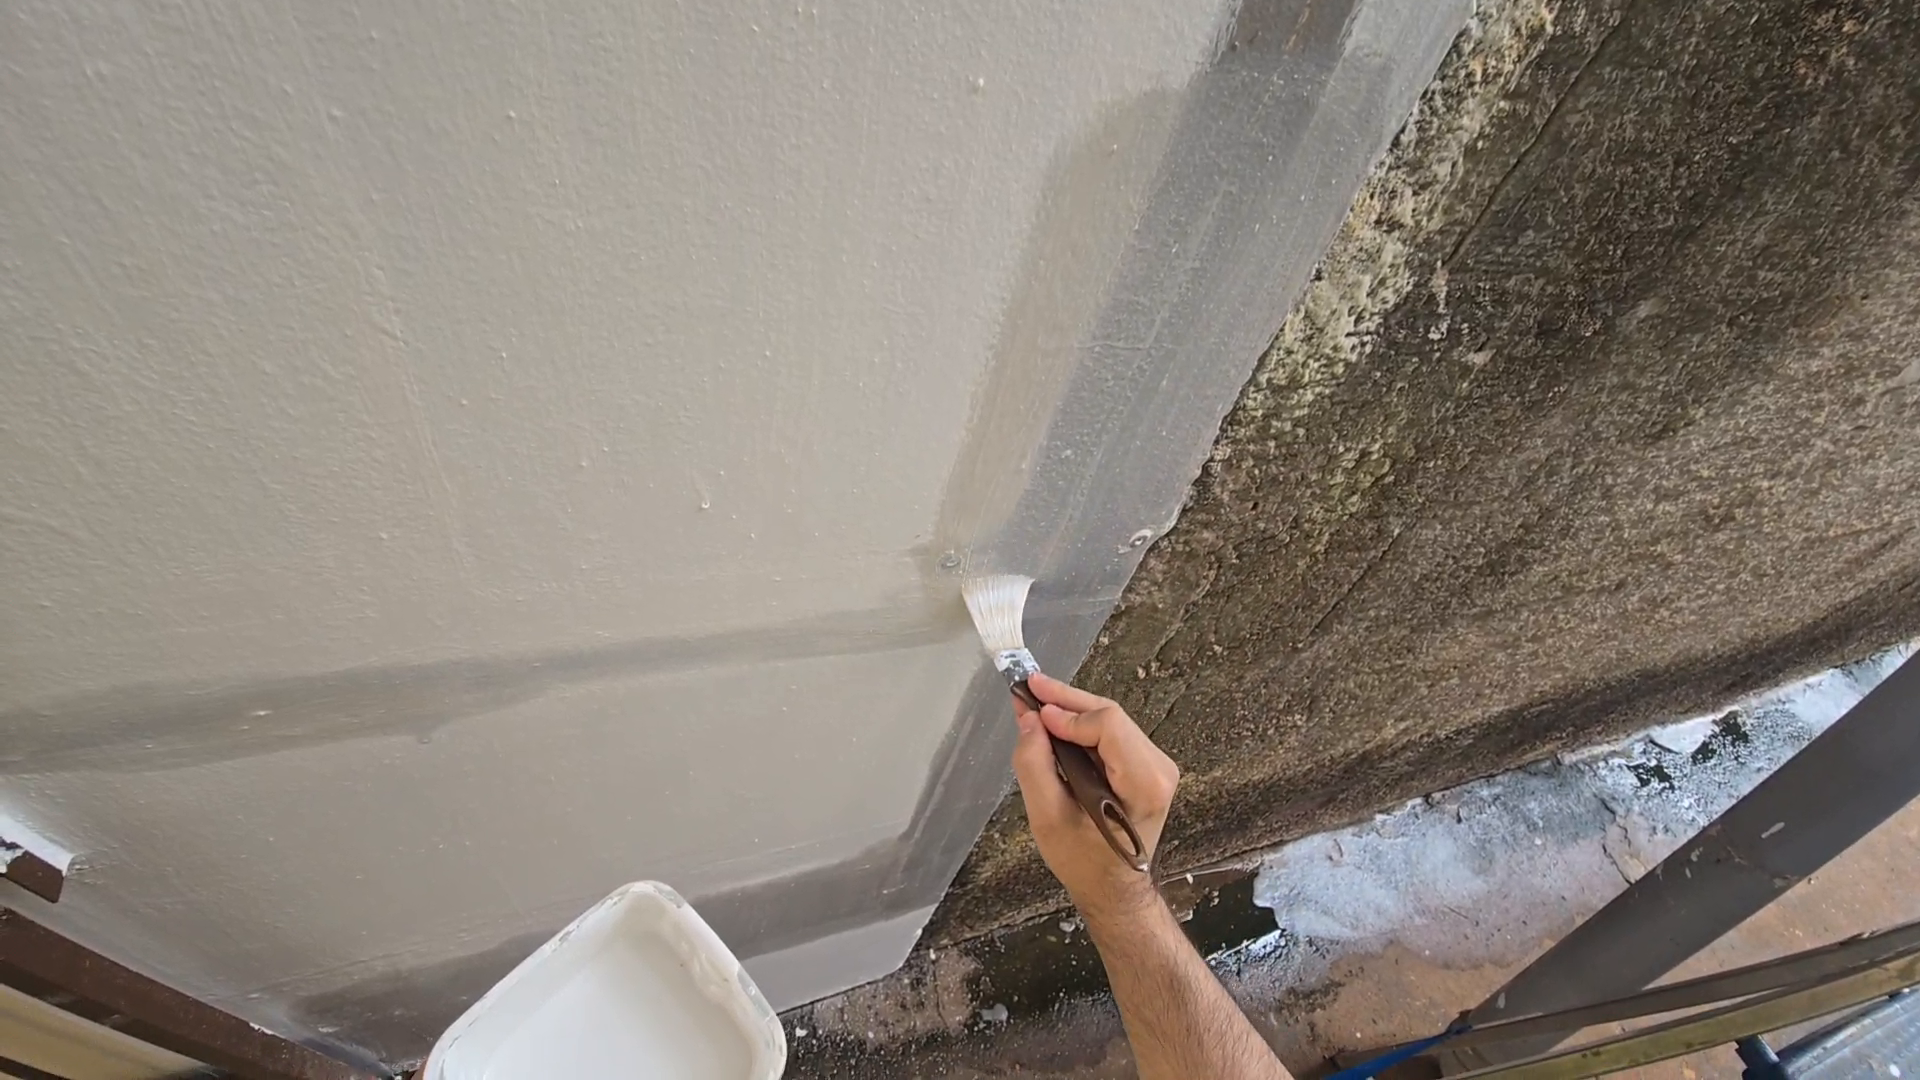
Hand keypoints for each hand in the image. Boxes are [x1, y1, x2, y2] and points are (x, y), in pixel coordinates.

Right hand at [1010, 672, 1178, 920]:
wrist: (1112, 889)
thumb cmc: (1082, 861)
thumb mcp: (1048, 819)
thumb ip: (1035, 766)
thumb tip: (1028, 718)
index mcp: (1144, 785)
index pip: (1108, 726)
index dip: (1069, 714)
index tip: (1033, 712)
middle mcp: (1158, 768)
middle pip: (1109, 715)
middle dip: (1065, 699)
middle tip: (1027, 685)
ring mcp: (1154, 764)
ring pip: (1108, 718)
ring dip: (1069, 708)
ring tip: (1033, 698)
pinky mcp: (1143, 763)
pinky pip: (1109, 731)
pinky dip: (1078, 722)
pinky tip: (1051, 717)